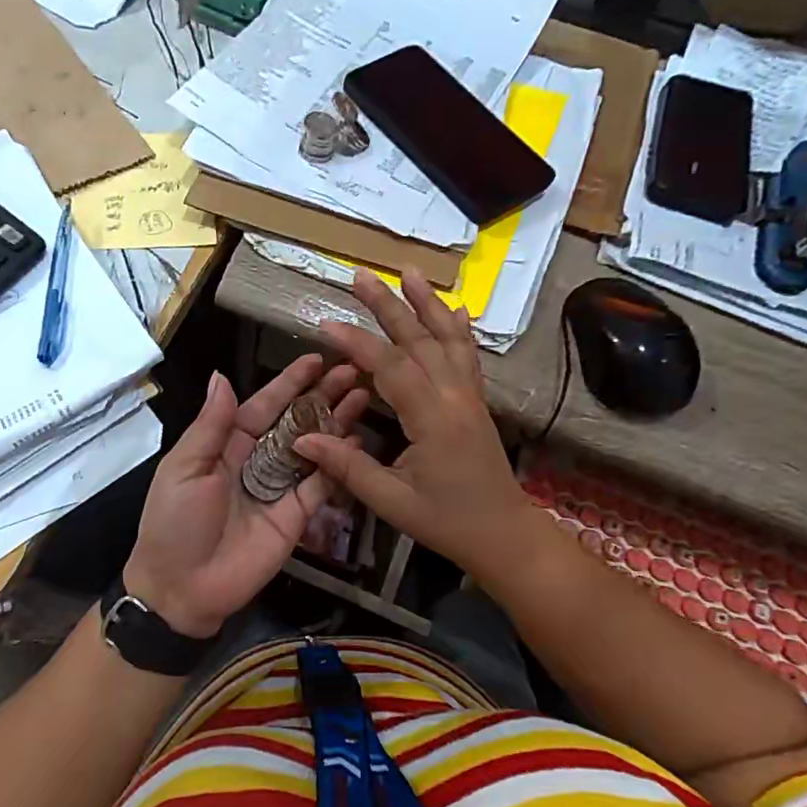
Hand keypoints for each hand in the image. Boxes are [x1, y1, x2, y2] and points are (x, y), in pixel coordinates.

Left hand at [123, 355, 368, 638]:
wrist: (182, 587)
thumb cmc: (174, 522)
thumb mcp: (184, 468)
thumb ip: (210, 426)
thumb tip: (221, 376)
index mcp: (226, 444)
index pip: (263, 405)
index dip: (288, 382)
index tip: (315, 359)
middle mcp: (257, 460)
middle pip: (294, 421)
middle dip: (321, 396)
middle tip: (352, 371)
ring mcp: (279, 488)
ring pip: (313, 448)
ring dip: (336, 423)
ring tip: (363, 396)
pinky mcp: (296, 515)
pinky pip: (320, 484)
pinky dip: (338, 464)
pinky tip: (357, 441)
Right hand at [295, 269, 537, 583]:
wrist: (503, 534)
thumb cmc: (446, 521)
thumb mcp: (391, 500)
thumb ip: (347, 467)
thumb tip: (303, 439)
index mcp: (432, 419)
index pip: (390, 367)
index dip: (356, 342)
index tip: (325, 323)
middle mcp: (454, 397)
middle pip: (420, 340)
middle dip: (389, 306)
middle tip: (361, 276)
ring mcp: (469, 396)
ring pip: (449, 339)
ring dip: (428, 304)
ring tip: (411, 272)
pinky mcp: (475, 403)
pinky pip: (467, 355)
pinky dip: (458, 329)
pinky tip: (454, 309)